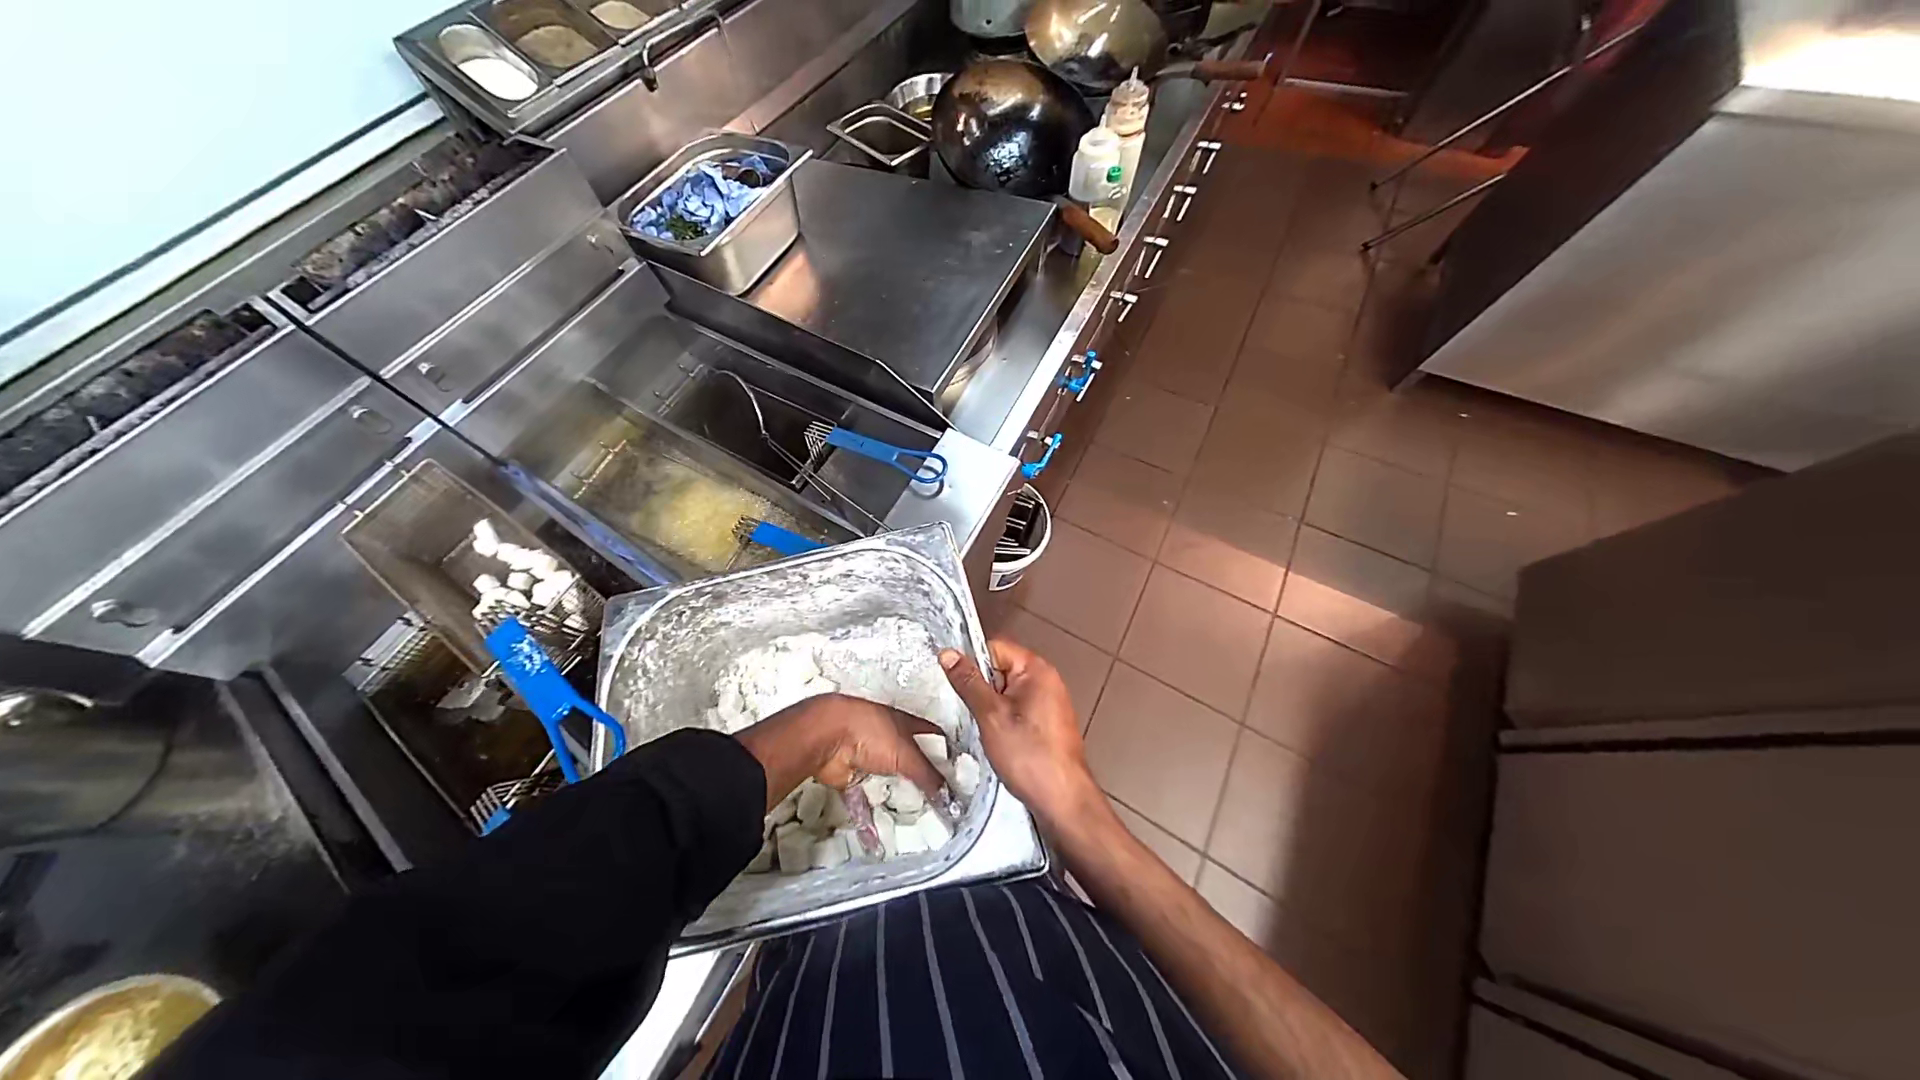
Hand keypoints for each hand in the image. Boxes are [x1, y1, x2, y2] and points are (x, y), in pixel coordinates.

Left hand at [734, 693, 945, 810]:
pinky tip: (877, 838)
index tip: (957, 777)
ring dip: (895, 800)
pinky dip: (868, 821)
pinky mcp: (850, 778)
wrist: (826, 736)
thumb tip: (949, 795)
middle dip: (922, 782)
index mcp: (905, 725)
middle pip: (911, 763)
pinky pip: (862, 802)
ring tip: (913, 822)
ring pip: (887, 783)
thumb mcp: (907, 754)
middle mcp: (888, 740)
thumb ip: (929, 776)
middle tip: (938, 804)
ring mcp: (868, 758)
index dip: (946, 756)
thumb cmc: (868, 730)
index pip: (933, 740)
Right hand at [940, 640, 1102, 830]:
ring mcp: (1048, 702)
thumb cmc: (1033, 759)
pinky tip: (999, 740)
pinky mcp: (1046, 722)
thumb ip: (969, 682)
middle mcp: (1046, 680)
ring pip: (1006, 692)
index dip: (972, 663)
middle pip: (1000, 669)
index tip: (956, 681)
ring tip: (987, 729)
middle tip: (974, 711)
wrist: (1062, 799)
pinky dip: (1003, 720)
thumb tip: (950, 656)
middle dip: (981, 689)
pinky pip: (1016, 709)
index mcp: (1036, 670)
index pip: (995, 647)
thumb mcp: (990, 715)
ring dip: (991, 708)